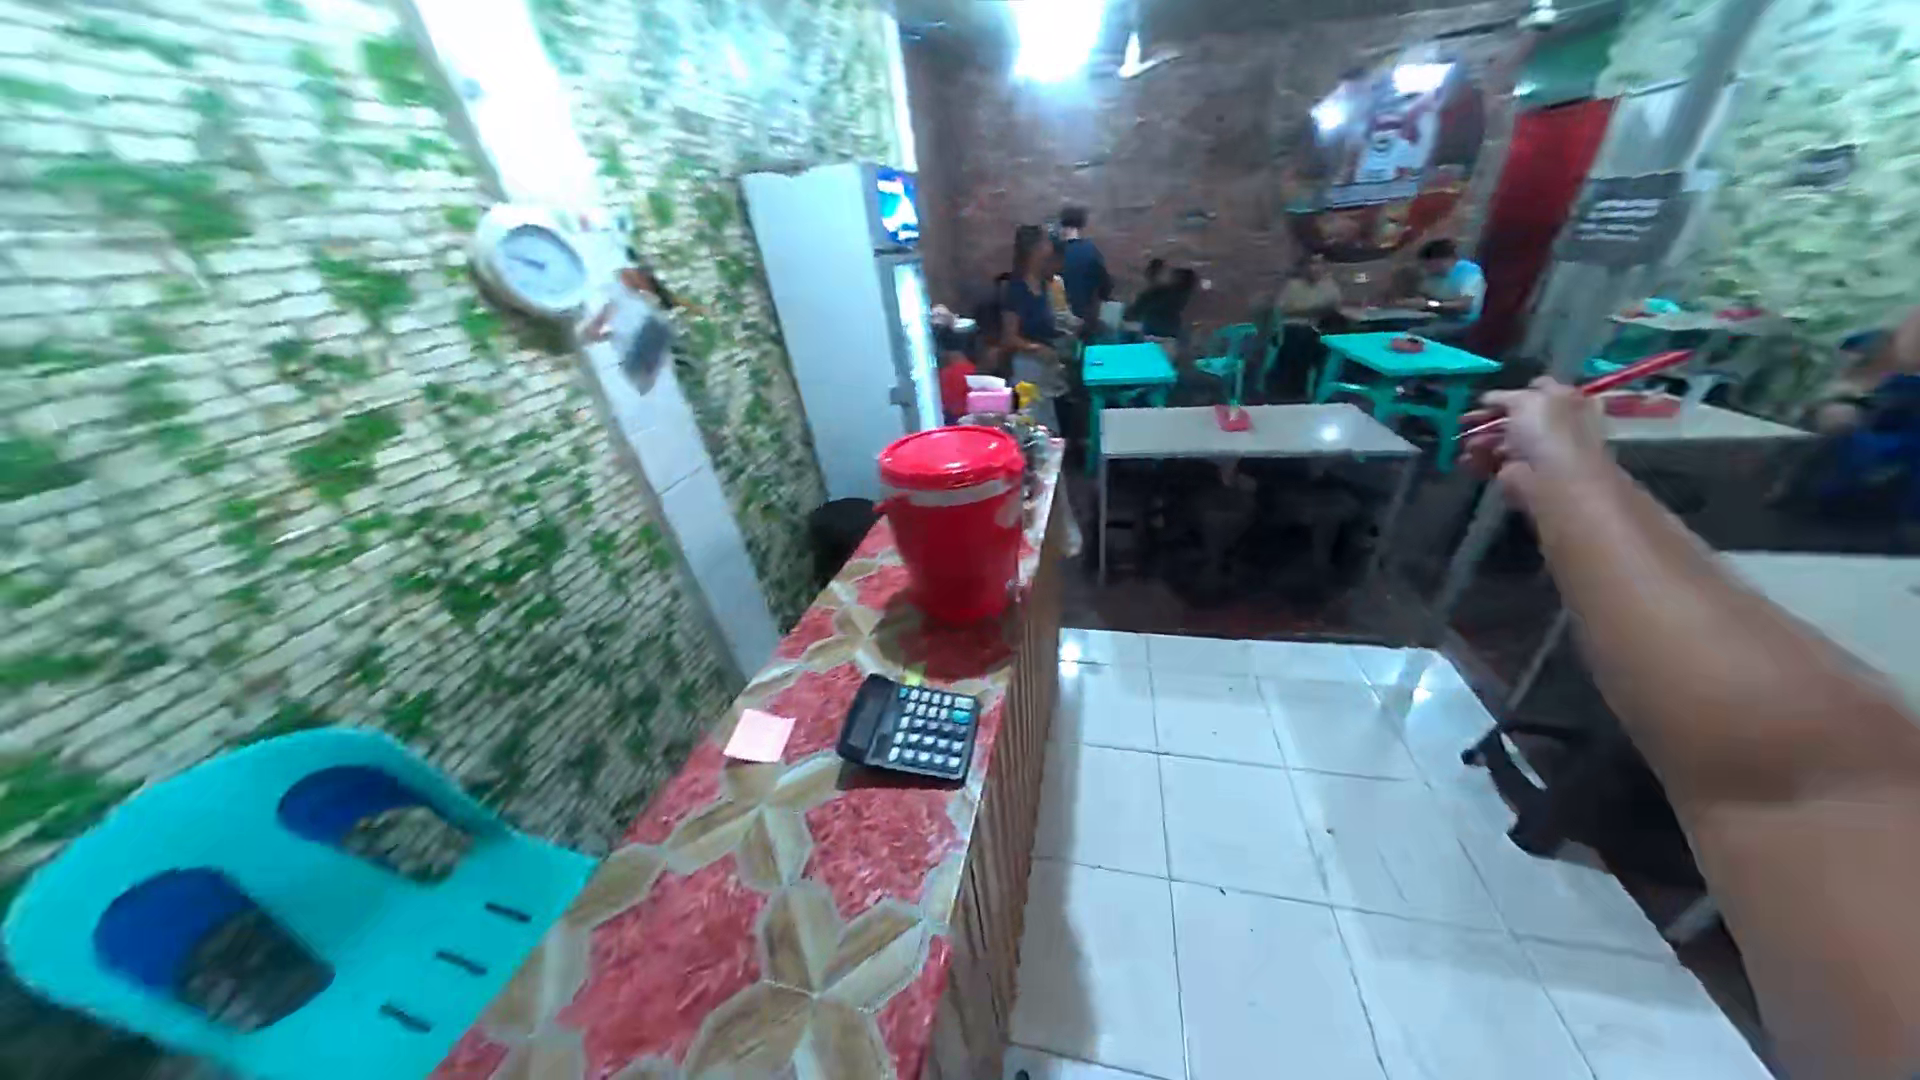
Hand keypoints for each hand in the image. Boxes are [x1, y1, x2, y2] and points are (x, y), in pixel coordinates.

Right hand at [1460, 377, 1609, 505]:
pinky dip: (1474, 459)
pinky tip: (1465, 458)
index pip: (1539, 390)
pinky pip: (1489, 460)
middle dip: (1485, 418)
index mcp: (1565, 403)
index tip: (1490, 397)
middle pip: (1512, 417)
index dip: (1514, 391)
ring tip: (1464, 444)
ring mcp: (1532, 449)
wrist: (1550, 478)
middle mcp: (1551, 425)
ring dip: (1477, 439)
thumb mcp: (1527, 400)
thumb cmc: (1548, 431)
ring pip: (1497, 439)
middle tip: (1462, 420)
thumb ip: (1504, 395)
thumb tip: (1487, 398)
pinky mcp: (1514, 471)